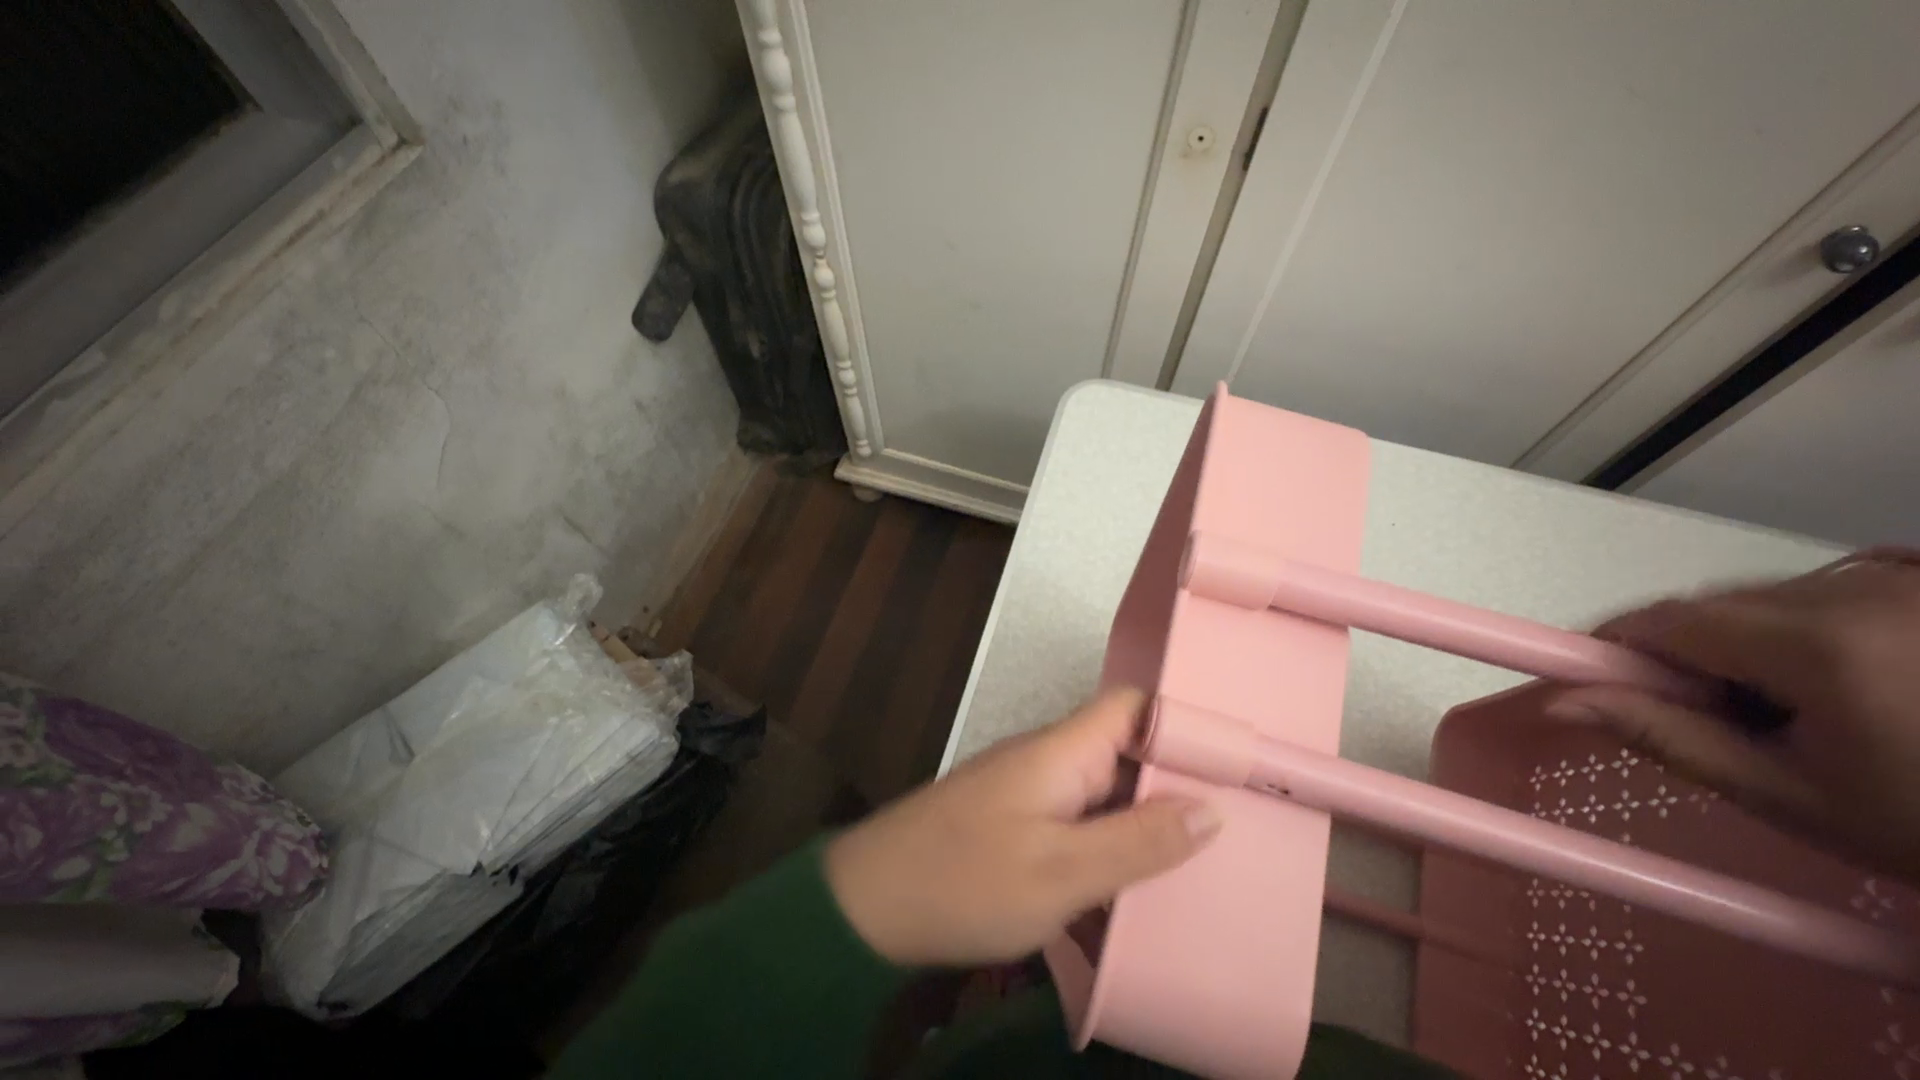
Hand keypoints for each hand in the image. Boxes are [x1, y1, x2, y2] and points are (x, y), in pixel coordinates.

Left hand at [823, 687, 1222, 965]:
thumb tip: (1212, 808)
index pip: (1132, 706)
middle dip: (1175, 786)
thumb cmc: (964, 882)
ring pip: (1103, 795)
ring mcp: (1027, 794)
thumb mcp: (1062, 872)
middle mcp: (1047, 761)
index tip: (1236, 762)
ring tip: (1202, 863)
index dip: (1183, 724)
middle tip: (1238, 826)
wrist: (864, 909)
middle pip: (1125, 753)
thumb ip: (1138, 841)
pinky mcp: (1012, 827)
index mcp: (1062, 751)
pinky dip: (1107, 850)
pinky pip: (1076, 826)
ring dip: (1142, 826)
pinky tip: (1133, 890)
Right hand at [1547, 550, 1919, 881]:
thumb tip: (1562, 704)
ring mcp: (1907, 578)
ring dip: (1748, 639)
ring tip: (1794, 708)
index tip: (1594, 679)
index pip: (1669, 619)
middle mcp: (1862, 589)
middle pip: (1718, 603)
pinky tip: (1848, 677)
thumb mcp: (1789, 795)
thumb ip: (1668, 738)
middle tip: (1713, 717)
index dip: (1616, 645)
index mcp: (1820, 644)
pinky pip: (1831, 587)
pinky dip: (1807, 625)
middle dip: (1690, 651)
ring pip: (1770, 595)